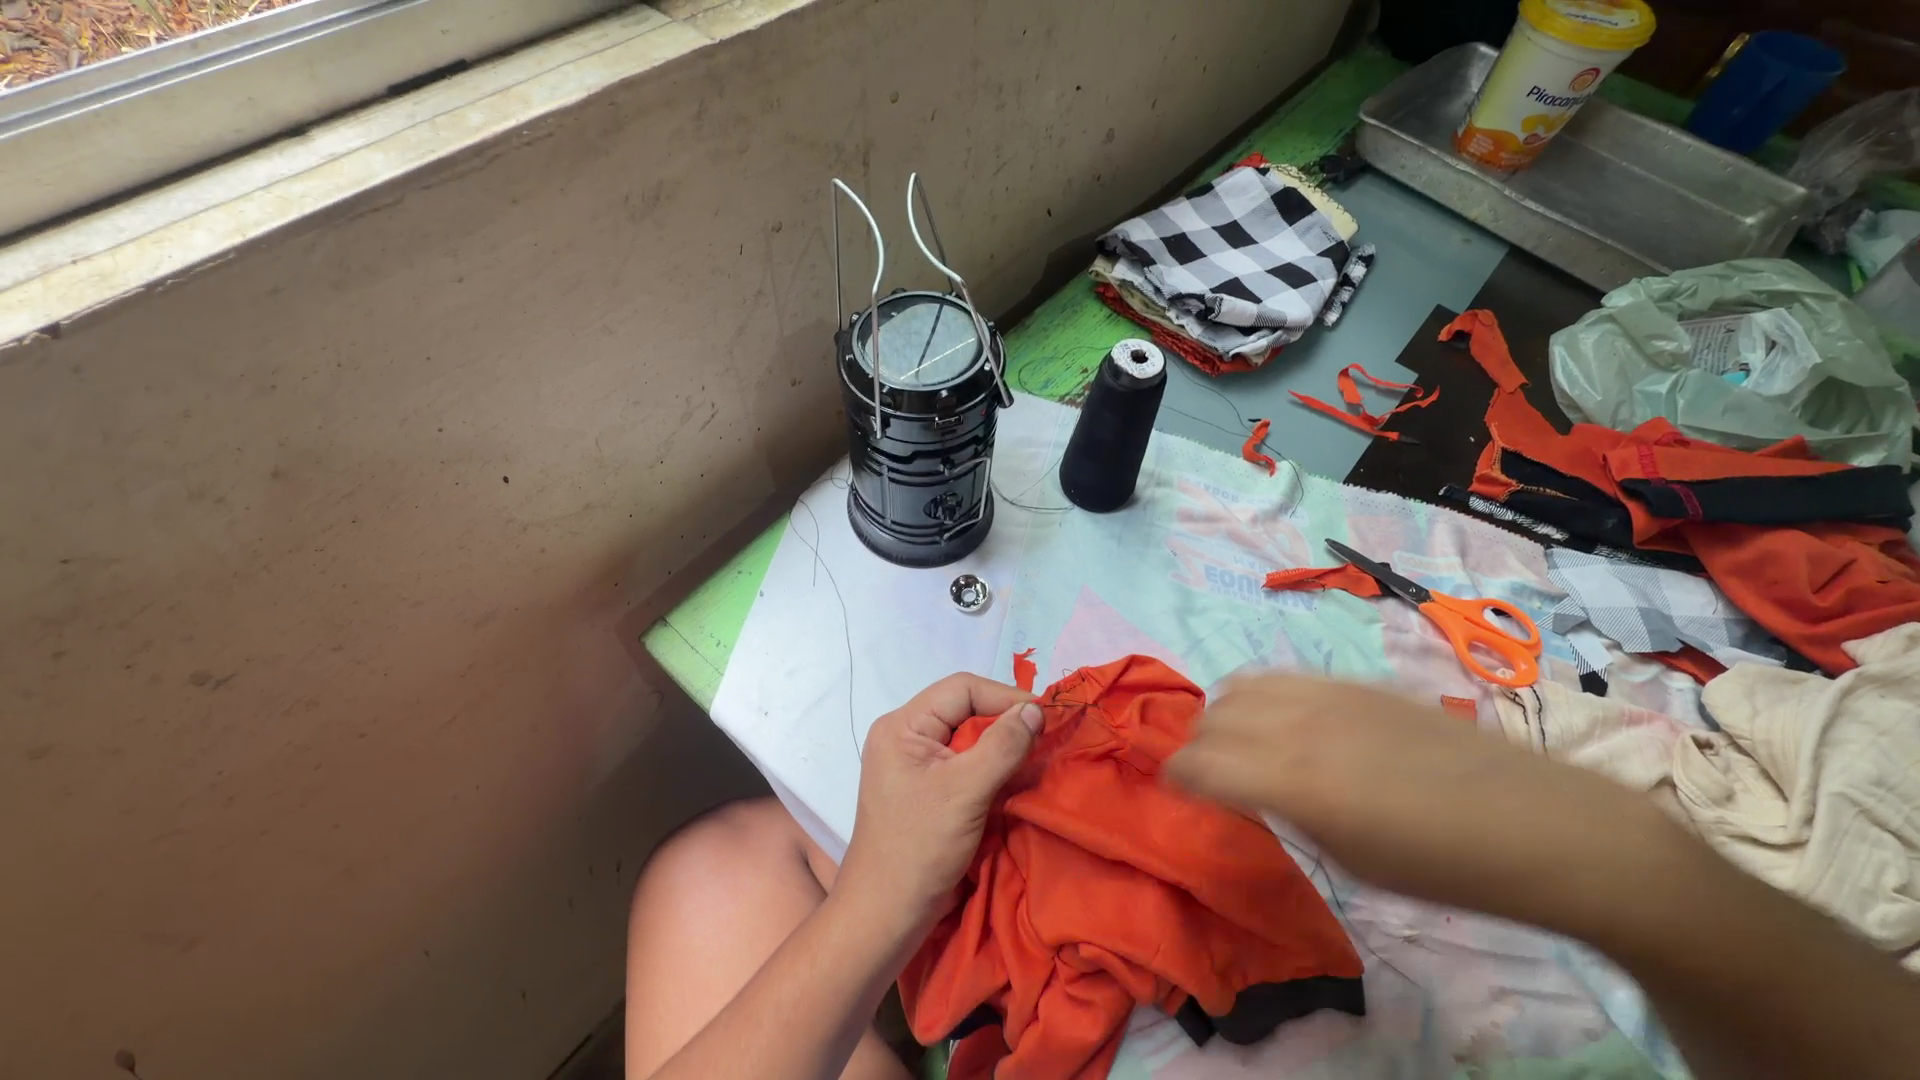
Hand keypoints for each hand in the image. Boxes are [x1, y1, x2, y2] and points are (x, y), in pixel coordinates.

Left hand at [834, 674, 1041, 936]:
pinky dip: (992, 767)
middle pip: (965, 709)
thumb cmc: (919, 848)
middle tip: (1045, 737)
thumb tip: (1035, 709)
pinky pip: (964, 762)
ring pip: (968, 737)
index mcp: (902, 725)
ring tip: (1036, 756)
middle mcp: (905, 736)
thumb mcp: (965, 791)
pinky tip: (1016, 779)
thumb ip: (1002, 746)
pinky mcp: (927, 789)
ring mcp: (915, 764)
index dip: (1005, 697)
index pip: (961, 689)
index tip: (1045, 717)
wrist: (886, 913)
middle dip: (1005, 720)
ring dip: (1002, 745)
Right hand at [1165, 674, 1686, 934]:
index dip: (1175, 777)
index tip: (1175, 790)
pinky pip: (1286, 675)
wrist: (1544, 825)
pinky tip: (1287, 723)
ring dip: (1227, 713)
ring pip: (1243, 684)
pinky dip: (1265, 696)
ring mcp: (1332, 693)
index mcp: (1294, 782)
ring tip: (1242, 743)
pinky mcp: (1360, 681)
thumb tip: (1243, 788)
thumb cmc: (1447, 869)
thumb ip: (1283, 812)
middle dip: (1197, 744)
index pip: (1198, 762)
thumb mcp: (1349, 859)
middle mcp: (1302, 725)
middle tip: (1209, 774)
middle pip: (1213, 715)